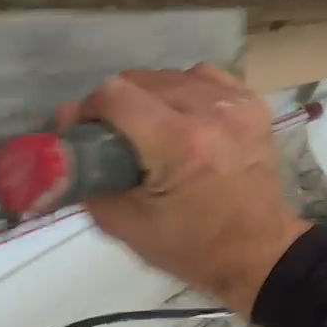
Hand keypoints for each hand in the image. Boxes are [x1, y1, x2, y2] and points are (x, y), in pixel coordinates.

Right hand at [72, 64, 309, 315]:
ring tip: (146, 126)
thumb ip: (90, 179)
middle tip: (108, 132)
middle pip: (143, 80)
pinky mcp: (254, 103)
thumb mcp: (127, 226)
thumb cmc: (193, 246)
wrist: (259, 251)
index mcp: (179, 142)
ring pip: (174, 75)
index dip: (88, 107)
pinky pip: (206, 77)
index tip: (78, 127)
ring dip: (150, 95)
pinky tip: (181, 114)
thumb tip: (67, 138)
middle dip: (116, 102)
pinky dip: (186, 89)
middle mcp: (211, 112)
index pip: (117, 94)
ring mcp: (237, 104)